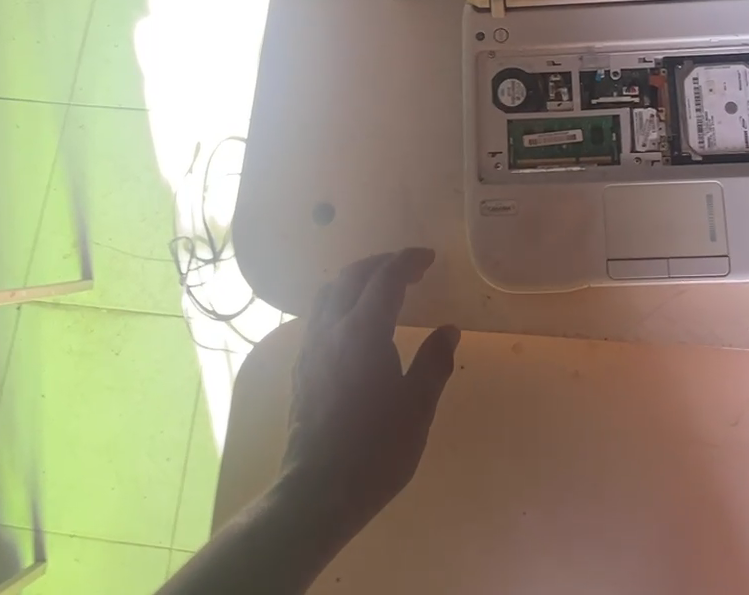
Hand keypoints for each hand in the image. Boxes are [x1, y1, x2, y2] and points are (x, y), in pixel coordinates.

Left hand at [282, 248, 460, 534]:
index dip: (407, 261)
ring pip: (328, 293)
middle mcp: (331, 329)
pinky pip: (319, 316)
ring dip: (356, 279)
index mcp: (363, 331)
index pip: (385, 278)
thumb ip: (434, 362)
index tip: (428, 258)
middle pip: (352, 276)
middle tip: (409, 268)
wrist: (319, 491)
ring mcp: (311, 348)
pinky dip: (340, 302)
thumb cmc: (376, 450)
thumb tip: (448, 330)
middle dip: (381, 263)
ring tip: (380, 288)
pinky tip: (355, 324)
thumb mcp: (418, 406)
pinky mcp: (300, 368)